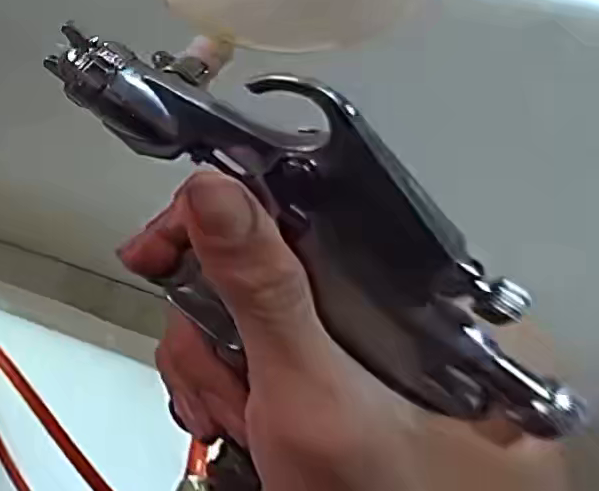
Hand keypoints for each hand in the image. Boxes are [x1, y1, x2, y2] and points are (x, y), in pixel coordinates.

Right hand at [117, 173, 565, 490]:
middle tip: (195, 351)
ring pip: (234, 303)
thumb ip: (263, 290)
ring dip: (202, 355)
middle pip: (256, 262)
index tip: (163, 245)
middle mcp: (397, 326)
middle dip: (205, 314)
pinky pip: (235, 339)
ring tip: (222, 412)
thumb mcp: (314, 398)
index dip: (220, 219)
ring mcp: (353, 357)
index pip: (304, 216)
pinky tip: (222, 413)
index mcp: (435, 315)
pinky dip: (209, 374)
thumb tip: (213, 186)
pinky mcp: (315, 380)